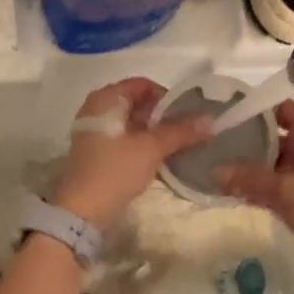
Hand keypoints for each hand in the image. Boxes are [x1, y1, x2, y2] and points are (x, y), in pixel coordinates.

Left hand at [54, 78, 213, 231]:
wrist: (83, 209)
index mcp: (106, 99)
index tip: (186, 114)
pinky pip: (124, 141)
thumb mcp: (151, 148)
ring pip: (131, 124)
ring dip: (154, 133)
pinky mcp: (96, 153)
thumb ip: (181, 131)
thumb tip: (210, 119)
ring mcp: (95, 132)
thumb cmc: (116, 170)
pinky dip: (142, 146)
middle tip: (186, 132)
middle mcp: (97, 109)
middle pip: (137, 104)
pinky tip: (160, 159)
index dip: (167, 96)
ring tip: (177, 146)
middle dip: (163, 117)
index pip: (142, 84)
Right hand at [214, 100, 293, 263]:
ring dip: (241, 166)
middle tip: (205, 141)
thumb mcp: (288, 190)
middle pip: (267, 136)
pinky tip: (221, 189)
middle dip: (240, 138)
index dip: (253, 106)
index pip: (278, 108)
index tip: (221, 110)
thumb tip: (213, 171)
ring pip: (264, 164)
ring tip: (205, 163)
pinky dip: (248, 187)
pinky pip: (266, 186)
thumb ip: (249, 179)